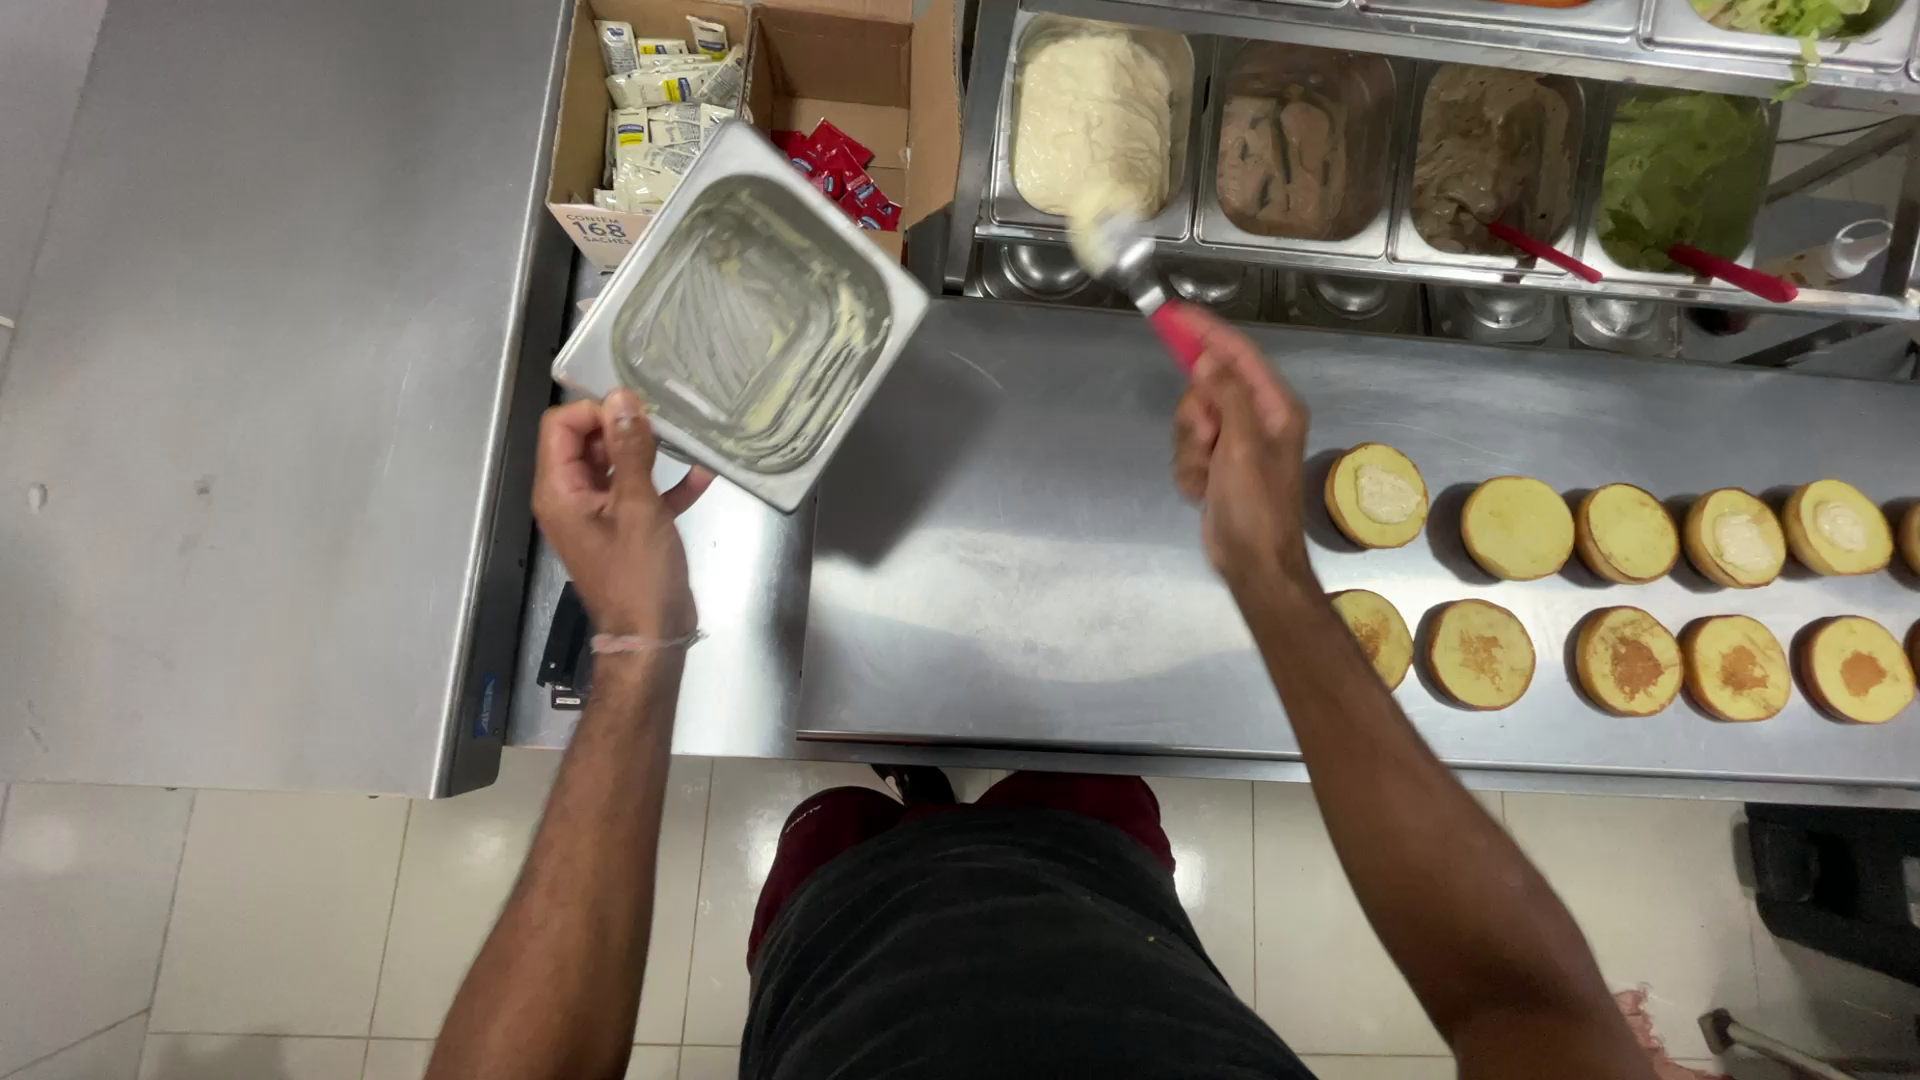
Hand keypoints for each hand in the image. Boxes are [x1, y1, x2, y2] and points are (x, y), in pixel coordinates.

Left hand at [532, 390, 714, 639]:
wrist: (651, 635)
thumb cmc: (639, 574)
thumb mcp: (638, 508)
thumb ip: (631, 451)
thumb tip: (623, 400)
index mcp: (560, 491)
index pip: (561, 426)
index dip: (596, 411)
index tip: (638, 412)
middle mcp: (572, 497)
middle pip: (587, 442)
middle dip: (625, 427)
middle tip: (666, 421)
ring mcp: (598, 514)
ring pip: (617, 466)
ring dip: (650, 453)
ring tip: (685, 439)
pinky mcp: (625, 528)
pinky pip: (641, 494)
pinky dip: (667, 485)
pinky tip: (701, 477)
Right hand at [1169, 306, 1313, 593]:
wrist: (1251, 562)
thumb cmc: (1257, 507)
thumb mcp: (1243, 447)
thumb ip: (1228, 396)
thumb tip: (1210, 357)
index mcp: (1273, 406)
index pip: (1236, 354)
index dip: (1205, 331)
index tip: (1175, 314)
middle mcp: (1254, 418)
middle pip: (1205, 390)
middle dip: (1195, 418)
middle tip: (1207, 442)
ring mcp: (1233, 443)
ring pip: (1190, 422)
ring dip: (1190, 451)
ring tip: (1208, 476)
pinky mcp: (1215, 465)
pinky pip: (1186, 450)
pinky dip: (1188, 471)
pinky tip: (1204, 491)